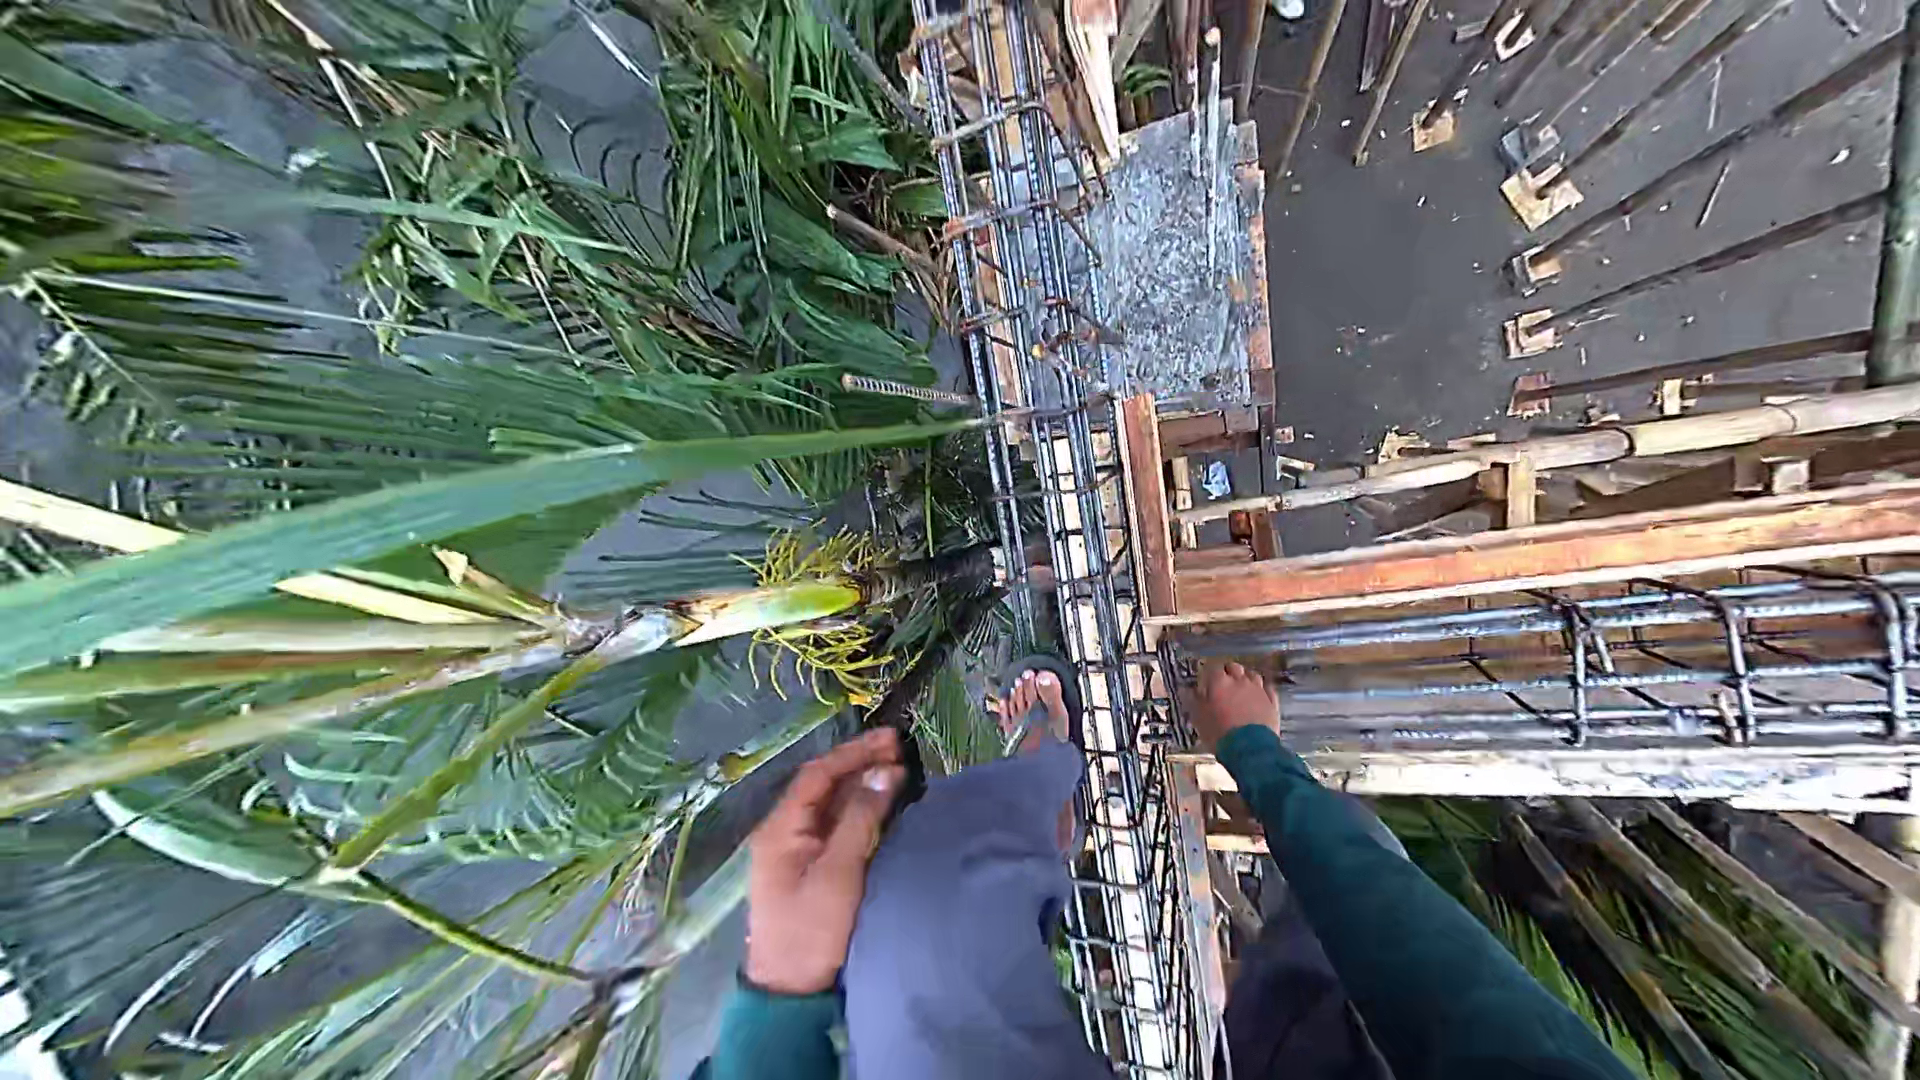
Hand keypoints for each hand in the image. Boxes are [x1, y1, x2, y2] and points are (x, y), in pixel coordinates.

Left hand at [744, 727, 904, 994]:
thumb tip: (886, 772)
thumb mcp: (838, 874)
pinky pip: (839, 823)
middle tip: (899, 748)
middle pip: (825, 784)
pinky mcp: (814, 864)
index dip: (853, 752)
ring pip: (833, 802)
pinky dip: (862, 807)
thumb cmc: (812, 930)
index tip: (889, 740)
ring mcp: (800, 848)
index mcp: (781, 827)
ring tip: (899, 767)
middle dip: (861, 763)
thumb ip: (861, 819)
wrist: (791, 996)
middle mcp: (787, 830)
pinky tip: (885, 800)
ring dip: (864, 783)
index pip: (818, 774)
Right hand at [1193, 660, 1279, 749]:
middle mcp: (1240, 681)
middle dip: (1228, 671)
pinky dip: (1262, 689)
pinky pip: (1267, 689)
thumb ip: (1193, 700)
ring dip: (1245, 678)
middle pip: (1234, 667)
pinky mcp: (1272, 703)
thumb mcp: (1198, 718)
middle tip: (1222, 682)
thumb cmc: (1219, 732)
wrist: (1251, 749)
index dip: (1208, 672)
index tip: (1205, 680)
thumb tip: (1187, 689)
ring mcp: (1258, 691)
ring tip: (1241, 687)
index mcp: (1219, 682)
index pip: (1212, 667)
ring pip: (1252, 675)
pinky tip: (1259, 694)